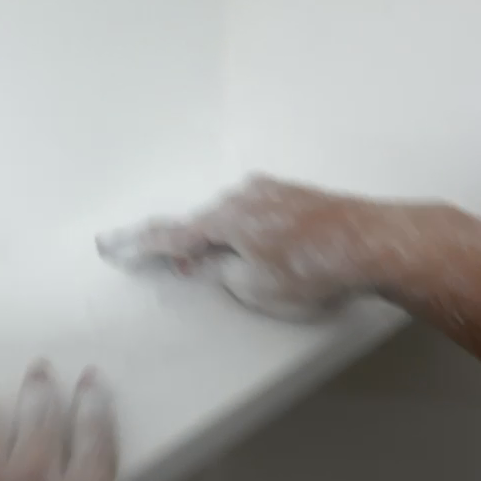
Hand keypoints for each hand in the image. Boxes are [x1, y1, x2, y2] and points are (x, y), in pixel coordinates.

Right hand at [96, 175, 404, 319]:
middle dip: (191, 247)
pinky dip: (249, 232)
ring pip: (232, 219)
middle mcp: (241, 196)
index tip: (109, 244)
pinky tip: (269, 249)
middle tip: (186, 269)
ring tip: (241, 266)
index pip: (171, 235)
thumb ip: (226, 273)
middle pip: (203, 224)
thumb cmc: (310, 272)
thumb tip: (220, 262)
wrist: (371, 242)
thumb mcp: (256, 288)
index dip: (139, 244)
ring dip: (225, 241)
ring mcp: (269, 191)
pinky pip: (256, 214)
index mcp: (225, 220)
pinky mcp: (293, 195)